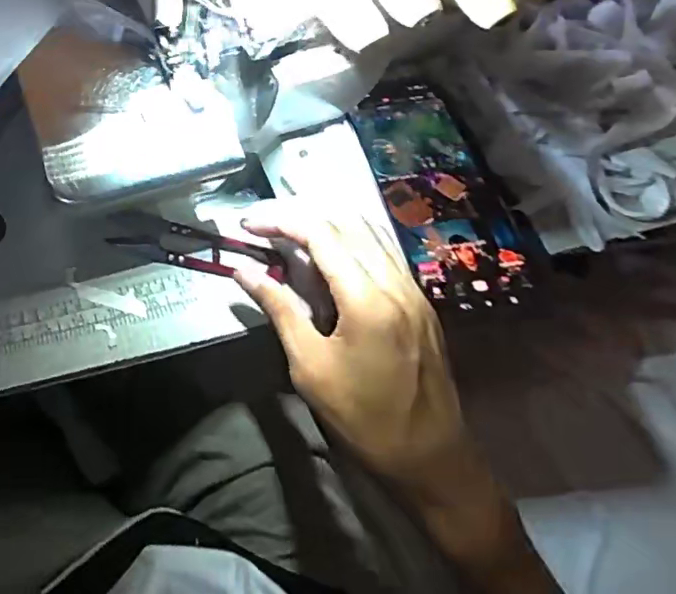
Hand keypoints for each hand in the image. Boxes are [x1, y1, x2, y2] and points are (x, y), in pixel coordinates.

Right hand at [235, 209, 472, 493]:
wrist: (432, 458)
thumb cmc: (363, 417)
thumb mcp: (309, 366)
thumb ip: (279, 308)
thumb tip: (243, 271)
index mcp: (367, 298)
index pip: (320, 233)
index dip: (280, 221)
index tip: (249, 226)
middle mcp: (395, 283)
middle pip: (344, 223)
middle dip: (300, 217)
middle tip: (265, 228)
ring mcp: (413, 289)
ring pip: (368, 231)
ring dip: (327, 225)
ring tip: (293, 235)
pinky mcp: (420, 301)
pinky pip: (383, 250)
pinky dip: (352, 240)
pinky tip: (331, 256)